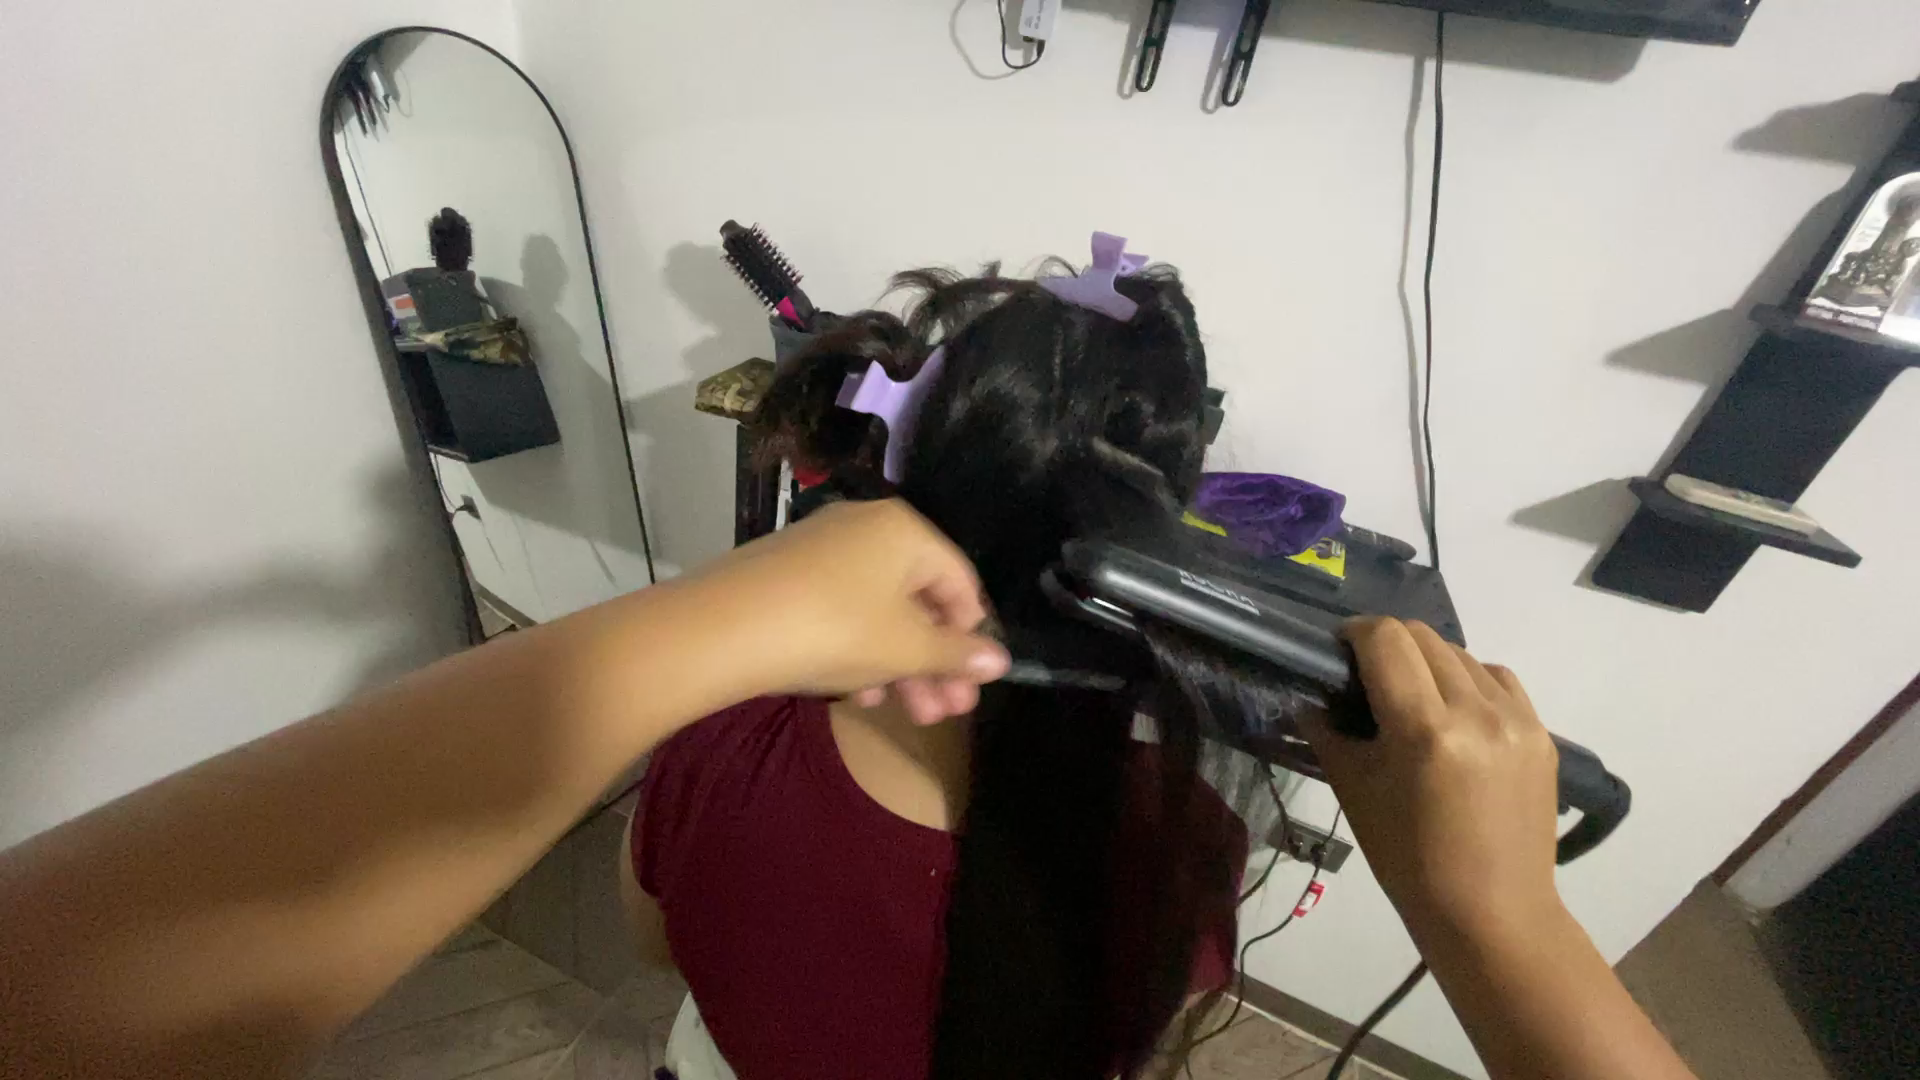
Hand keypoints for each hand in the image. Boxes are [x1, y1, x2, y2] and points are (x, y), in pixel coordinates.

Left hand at [688, 498, 1008, 724]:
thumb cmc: (834, 629)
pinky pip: (841, 610)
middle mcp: (865, 528)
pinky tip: (859, 695)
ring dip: (899, 664)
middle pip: (918, 600)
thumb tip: (1001, 660)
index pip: (960, 581)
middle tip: (946, 712)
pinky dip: (859, 649)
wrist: (719, 630)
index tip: (972, 682)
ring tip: (909, 714)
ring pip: (878, 611)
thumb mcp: (905, 647)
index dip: (972, 635)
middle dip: (934, 662)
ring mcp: (822, 550)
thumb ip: (957, 654)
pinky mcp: (788, 575)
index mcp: (903, 531)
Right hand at [1302, 618, 1562, 935]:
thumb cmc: (1406, 854)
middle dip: (1387, 642)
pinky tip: (1452, 709)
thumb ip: (1326, 729)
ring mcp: (1517, 721)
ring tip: (1411, 694)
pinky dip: (1466, 678)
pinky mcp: (1541, 735)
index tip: (1337, 650)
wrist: (1491, 910)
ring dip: (1426, 659)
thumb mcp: (1351, 786)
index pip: (1386, 638)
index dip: (1354, 632)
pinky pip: (1497, 679)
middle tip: (1365, 673)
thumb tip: (1310, 697)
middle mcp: (1476, 711)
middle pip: (1423, 636)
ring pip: (1461, 653)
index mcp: (1423, 726)